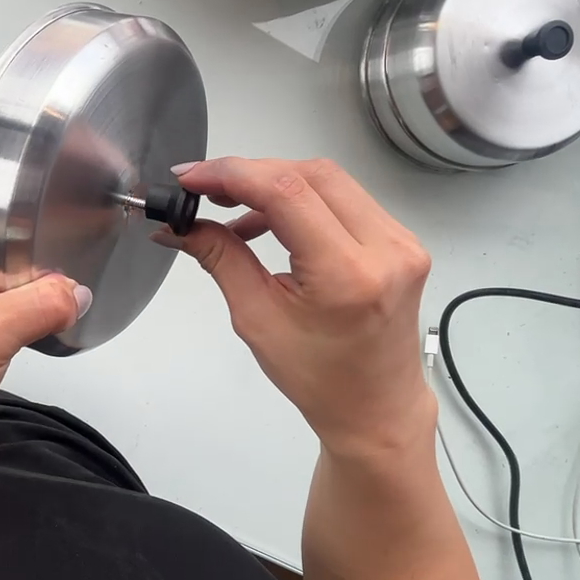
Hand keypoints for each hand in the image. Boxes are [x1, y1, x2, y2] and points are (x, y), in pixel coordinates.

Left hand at [0, 234, 89, 450]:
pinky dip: (28, 317)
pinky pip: (10, 310)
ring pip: (12, 285)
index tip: (63, 248)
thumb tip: (79, 294)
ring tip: (60, 302)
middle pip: (9, 254)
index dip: (30, 236)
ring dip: (33, 297)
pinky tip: (46, 322)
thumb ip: (40, 306)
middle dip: (36, 270)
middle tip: (68, 279)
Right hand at [167, 158, 434, 456]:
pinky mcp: (401, 240)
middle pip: (310, 175)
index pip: (286, 194)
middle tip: (203, 189)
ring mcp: (401, 240)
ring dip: (272, 183)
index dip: (232, 175)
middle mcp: (385, 248)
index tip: (189, 179)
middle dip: (249, 173)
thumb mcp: (255, 317)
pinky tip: (266, 222)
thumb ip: (221, 258)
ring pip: (328, 180)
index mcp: (346, 274)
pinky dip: (298, 199)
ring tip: (228, 208)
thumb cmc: (314, 375)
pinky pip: (343, 199)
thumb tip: (177, 225)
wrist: (375, 406)